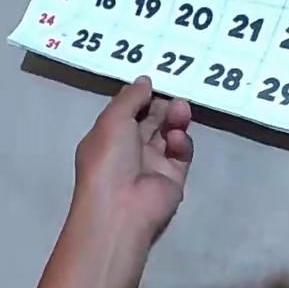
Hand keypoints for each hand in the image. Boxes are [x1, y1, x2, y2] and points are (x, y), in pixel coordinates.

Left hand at [71, 76, 193, 240]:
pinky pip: (181, 154)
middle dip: (161, 107)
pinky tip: (177, 138)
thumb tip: (145, 80)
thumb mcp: (112, 119)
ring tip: (180, 110)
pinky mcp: (173, 177)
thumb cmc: (108, 158)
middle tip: (172, 97)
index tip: (154, 84)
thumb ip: (131, 97)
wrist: (120, 207)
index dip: (141, 98)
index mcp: (108, 137)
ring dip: (175, 119)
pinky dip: (181, 143)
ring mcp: (151, 164)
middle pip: (150, 121)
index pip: (127, 112)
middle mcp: (129, 150)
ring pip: (168, 134)